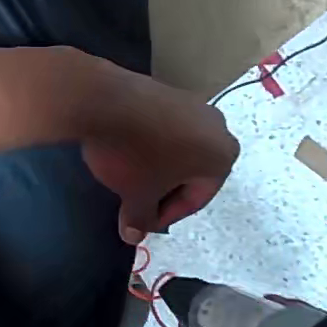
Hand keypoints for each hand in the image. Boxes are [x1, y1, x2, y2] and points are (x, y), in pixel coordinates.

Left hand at [73, 58, 237, 243]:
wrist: (104, 102)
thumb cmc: (135, 155)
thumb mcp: (138, 195)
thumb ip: (140, 218)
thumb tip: (132, 236)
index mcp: (222, 157)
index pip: (196, 199)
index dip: (166, 215)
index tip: (142, 221)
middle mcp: (218, 127)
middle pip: (190, 173)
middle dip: (162, 191)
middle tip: (135, 202)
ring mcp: (195, 104)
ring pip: (177, 149)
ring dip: (156, 167)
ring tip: (128, 177)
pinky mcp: (170, 90)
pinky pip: (164, 127)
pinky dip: (149, 143)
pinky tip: (126, 150)